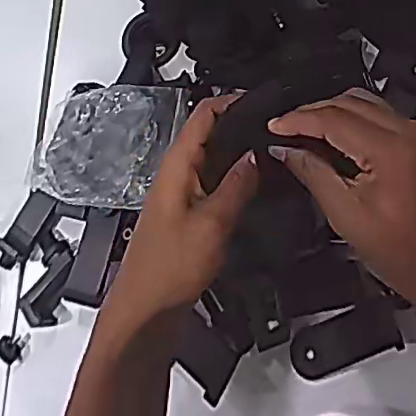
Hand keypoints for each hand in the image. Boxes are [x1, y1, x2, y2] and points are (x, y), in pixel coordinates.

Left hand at [96, 94, 260, 337]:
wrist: (144, 315)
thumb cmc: (166, 271)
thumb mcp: (212, 223)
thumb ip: (238, 184)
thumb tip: (256, 155)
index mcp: (177, 164)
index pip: (204, 112)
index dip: (232, 100)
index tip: (260, 102)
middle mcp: (176, 172)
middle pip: (210, 132)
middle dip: (240, 126)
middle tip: (271, 130)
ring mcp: (181, 192)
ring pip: (214, 158)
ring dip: (238, 153)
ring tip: (268, 155)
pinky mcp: (187, 212)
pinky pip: (213, 181)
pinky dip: (233, 178)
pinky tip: (251, 189)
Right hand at [268, 89, 415, 320]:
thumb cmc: (410, 256)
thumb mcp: (347, 217)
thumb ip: (313, 174)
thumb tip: (287, 149)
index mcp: (392, 150)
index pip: (333, 118)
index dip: (298, 119)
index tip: (275, 126)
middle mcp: (409, 132)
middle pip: (348, 101)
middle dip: (312, 112)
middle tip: (285, 129)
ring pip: (363, 102)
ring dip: (332, 112)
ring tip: (304, 131)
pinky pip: (379, 114)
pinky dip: (353, 119)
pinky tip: (335, 136)